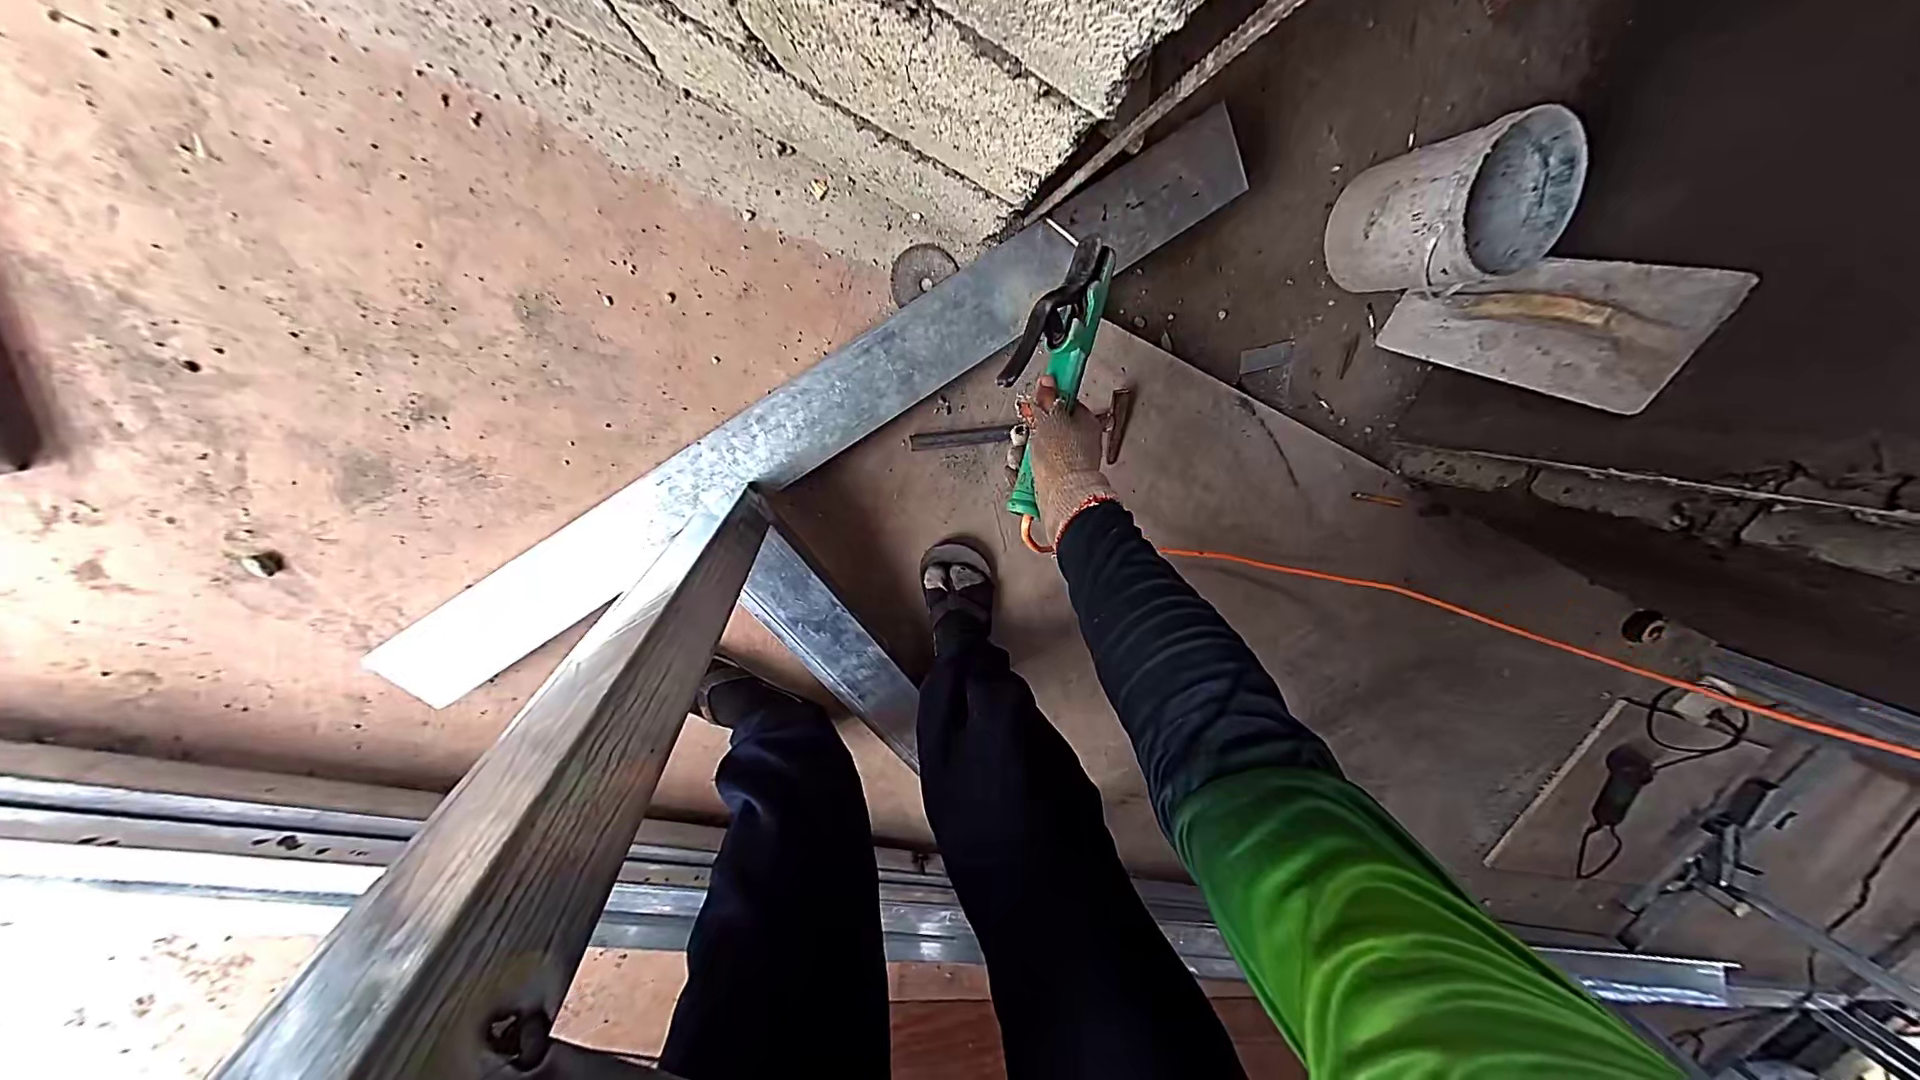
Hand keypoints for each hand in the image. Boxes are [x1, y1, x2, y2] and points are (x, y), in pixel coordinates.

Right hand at [1023, 375, 1116, 545]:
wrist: (1063, 498)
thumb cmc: (1064, 459)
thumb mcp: (1051, 420)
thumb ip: (1047, 399)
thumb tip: (1048, 379)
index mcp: (1084, 424)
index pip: (1064, 404)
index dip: (1047, 403)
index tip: (1035, 405)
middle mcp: (1075, 445)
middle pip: (1044, 429)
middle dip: (1027, 434)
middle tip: (1024, 437)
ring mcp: (1062, 465)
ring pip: (1032, 452)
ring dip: (1020, 455)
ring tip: (1019, 459)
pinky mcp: (1050, 483)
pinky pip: (1028, 473)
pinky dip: (1020, 474)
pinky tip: (1018, 474)